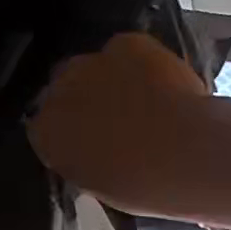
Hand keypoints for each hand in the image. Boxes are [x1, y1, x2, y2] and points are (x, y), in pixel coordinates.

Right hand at [28, 32, 211, 207]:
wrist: (187, 154)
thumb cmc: (142, 185)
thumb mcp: (97, 184)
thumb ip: (79, 160)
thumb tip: (87, 150)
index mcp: (46, 134)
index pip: (43, 127)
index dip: (66, 131)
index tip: (85, 140)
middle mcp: (57, 93)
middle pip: (60, 89)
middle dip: (80, 99)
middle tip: (110, 118)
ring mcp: (89, 63)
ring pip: (90, 66)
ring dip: (105, 78)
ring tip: (137, 97)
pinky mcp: (125, 44)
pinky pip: (125, 50)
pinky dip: (138, 62)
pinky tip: (158, 81)